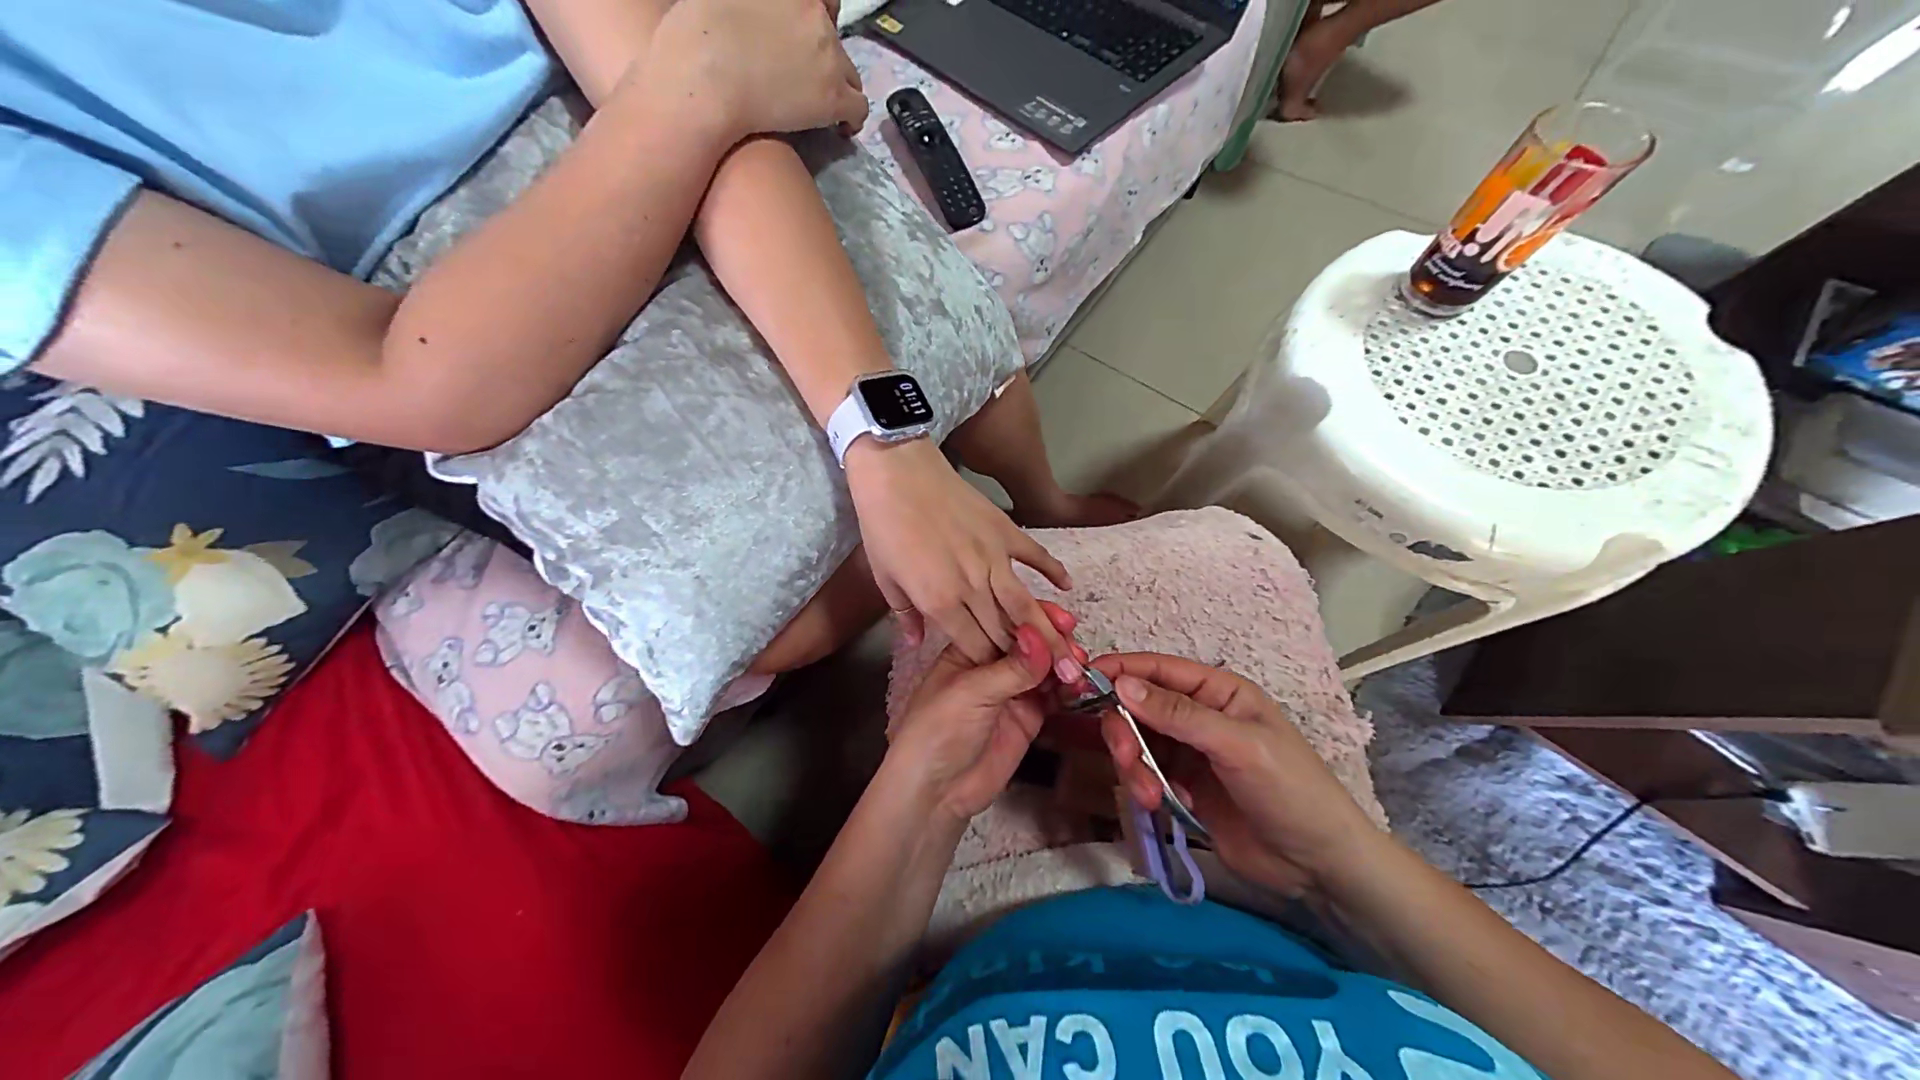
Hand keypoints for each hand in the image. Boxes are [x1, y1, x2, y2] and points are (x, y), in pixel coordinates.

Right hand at [643, 0, 867, 141]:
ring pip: (849, 71)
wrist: (704, 79)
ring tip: (818, 103)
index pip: (820, 0)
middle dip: (822, 51)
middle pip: (832, 32)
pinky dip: (852, 118)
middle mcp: (813, 11)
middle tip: (803, 73)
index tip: (798, 36)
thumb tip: (746, 14)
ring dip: (837, 83)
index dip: (813, 15)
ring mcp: (828, 54)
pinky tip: (840, 128)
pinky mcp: (833, 96)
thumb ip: (742, 5)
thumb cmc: (693, 34)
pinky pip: (858, 107)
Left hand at [847, 438, 1078, 670]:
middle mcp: (974, 587)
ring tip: (1072, 652)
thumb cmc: (883, 526)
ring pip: (1027, 604)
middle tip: (1056, 677)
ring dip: (1050, 631)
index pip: (976, 647)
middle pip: (1007, 633)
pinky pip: (1036, 555)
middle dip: (1031, 660)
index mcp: (941, 602)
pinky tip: (1068, 587)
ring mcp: (995, 558)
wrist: (897, 471)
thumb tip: (918, 644)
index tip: (1007, 679)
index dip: (993, 668)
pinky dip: (1054, 570)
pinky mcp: (1006, 531)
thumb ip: (906, 615)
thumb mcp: (884, 577)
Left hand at [885, 614, 1071, 822]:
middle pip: (1031, 644)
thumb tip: (1042, 637)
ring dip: (1065, 665)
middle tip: (1074, 649)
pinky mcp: (1028, 716)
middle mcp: (992, 664)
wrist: (935, 792)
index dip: (1034, 618)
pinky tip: (1079, 687)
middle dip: (1055, 642)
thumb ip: (1012, 668)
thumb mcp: (971, 693)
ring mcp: (1011, 690)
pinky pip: (1053, 696)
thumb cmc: (937, 732)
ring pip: (1046, 668)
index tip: (1061, 620)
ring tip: (1080, 668)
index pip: (1006, 622)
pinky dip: (1068, 690)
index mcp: (969, 647)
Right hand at [1091, 653, 1383, 895]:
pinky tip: (1163, 807)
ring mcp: (1187, 753)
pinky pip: (1144, 776)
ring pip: (1136, 744)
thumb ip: (1178, 715)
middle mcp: (1198, 716)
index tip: (1082, 680)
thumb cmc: (1291, 791)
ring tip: (1152, 796)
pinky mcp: (1181, 788)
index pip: (1159, 670)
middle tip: (1126, 759)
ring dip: (1134, 767)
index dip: (1120, 671)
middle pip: (1138, 708)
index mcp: (1218, 692)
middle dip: (1124, 731)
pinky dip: (1144, 788)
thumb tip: (1122, 684)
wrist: (1318, 866)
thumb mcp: (1238, 746)